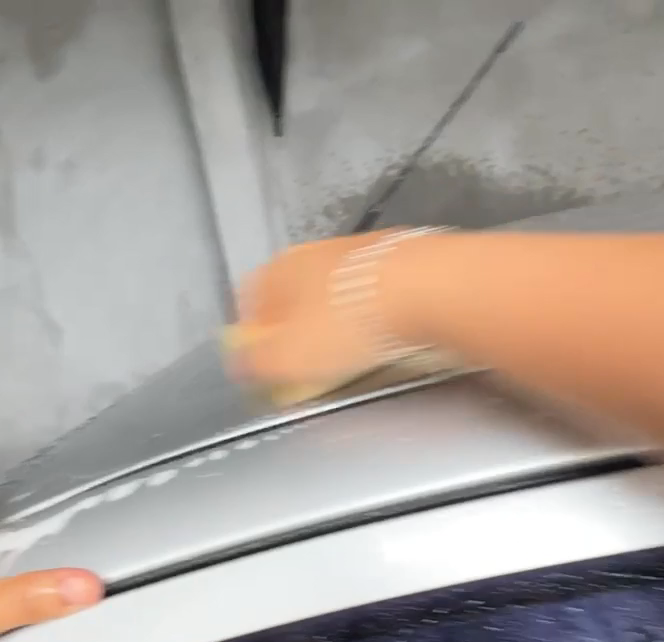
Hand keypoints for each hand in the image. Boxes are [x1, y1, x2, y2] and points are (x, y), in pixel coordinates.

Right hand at [230, 232, 427, 389]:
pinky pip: (372, 298)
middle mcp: (315, 252)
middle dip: (298, 333)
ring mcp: (358, 254)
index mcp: (278, 269)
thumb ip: (254, 363)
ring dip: (337, 326)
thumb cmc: (348, 323)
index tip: (266, 365)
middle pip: (295, 299)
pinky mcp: (398, 263)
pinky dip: (372, 320)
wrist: (424, 290)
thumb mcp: (286, 359)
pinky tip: (382, 340)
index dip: (256, 340)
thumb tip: (239, 366)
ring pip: (335, 297)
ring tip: (348, 357)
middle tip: (308, 367)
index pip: (250, 303)